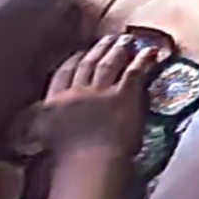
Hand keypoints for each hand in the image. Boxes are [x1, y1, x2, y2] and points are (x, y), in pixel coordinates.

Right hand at [36, 34, 154, 161]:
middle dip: (99, 48)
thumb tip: (51, 109)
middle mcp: (74, 93)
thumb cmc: (71, 153)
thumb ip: (50, 116)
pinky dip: (142, 59)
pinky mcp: (123, 94)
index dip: (74, 59)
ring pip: (109, 63)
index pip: (61, 74)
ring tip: (128, 39)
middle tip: (111, 38)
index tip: (82, 50)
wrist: (90, 160)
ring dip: (119, 49)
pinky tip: (150, 51)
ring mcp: (99, 92)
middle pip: (87, 64)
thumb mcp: (48, 131)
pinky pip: (134, 70)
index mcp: (52, 103)